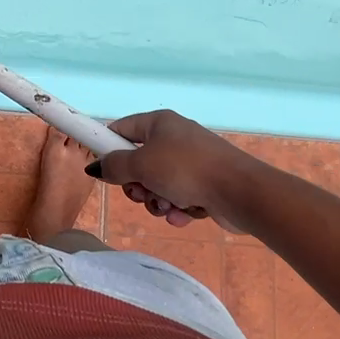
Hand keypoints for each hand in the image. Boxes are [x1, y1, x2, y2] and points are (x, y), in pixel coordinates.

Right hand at [91, 110, 266, 232]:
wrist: (243, 193)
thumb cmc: (186, 170)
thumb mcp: (141, 165)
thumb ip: (114, 166)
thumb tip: (96, 167)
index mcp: (159, 123)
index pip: (121, 129)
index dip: (108, 147)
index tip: (102, 168)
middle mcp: (175, 139)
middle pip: (139, 162)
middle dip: (137, 184)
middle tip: (140, 193)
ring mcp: (192, 163)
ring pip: (158, 184)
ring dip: (156, 200)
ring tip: (168, 207)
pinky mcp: (206, 185)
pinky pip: (179, 196)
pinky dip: (177, 208)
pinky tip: (183, 215)